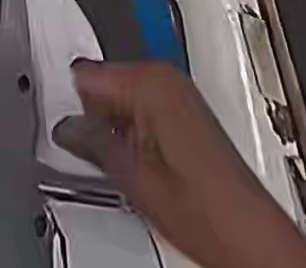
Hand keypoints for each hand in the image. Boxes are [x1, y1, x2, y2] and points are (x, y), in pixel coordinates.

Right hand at [53, 61, 305, 267]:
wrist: (250, 234)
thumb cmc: (208, 209)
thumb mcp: (133, 178)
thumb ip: (92, 141)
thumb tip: (67, 125)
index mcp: (150, 81)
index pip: (84, 71)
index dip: (65, 97)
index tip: (55, 119)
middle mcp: (165, 76)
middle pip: (102, 81)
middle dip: (90, 112)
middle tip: (86, 149)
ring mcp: (176, 90)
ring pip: (119, 94)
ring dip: (110, 122)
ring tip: (116, 161)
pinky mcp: (183, 108)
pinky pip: (139, 104)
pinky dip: (129, 127)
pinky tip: (134, 160)